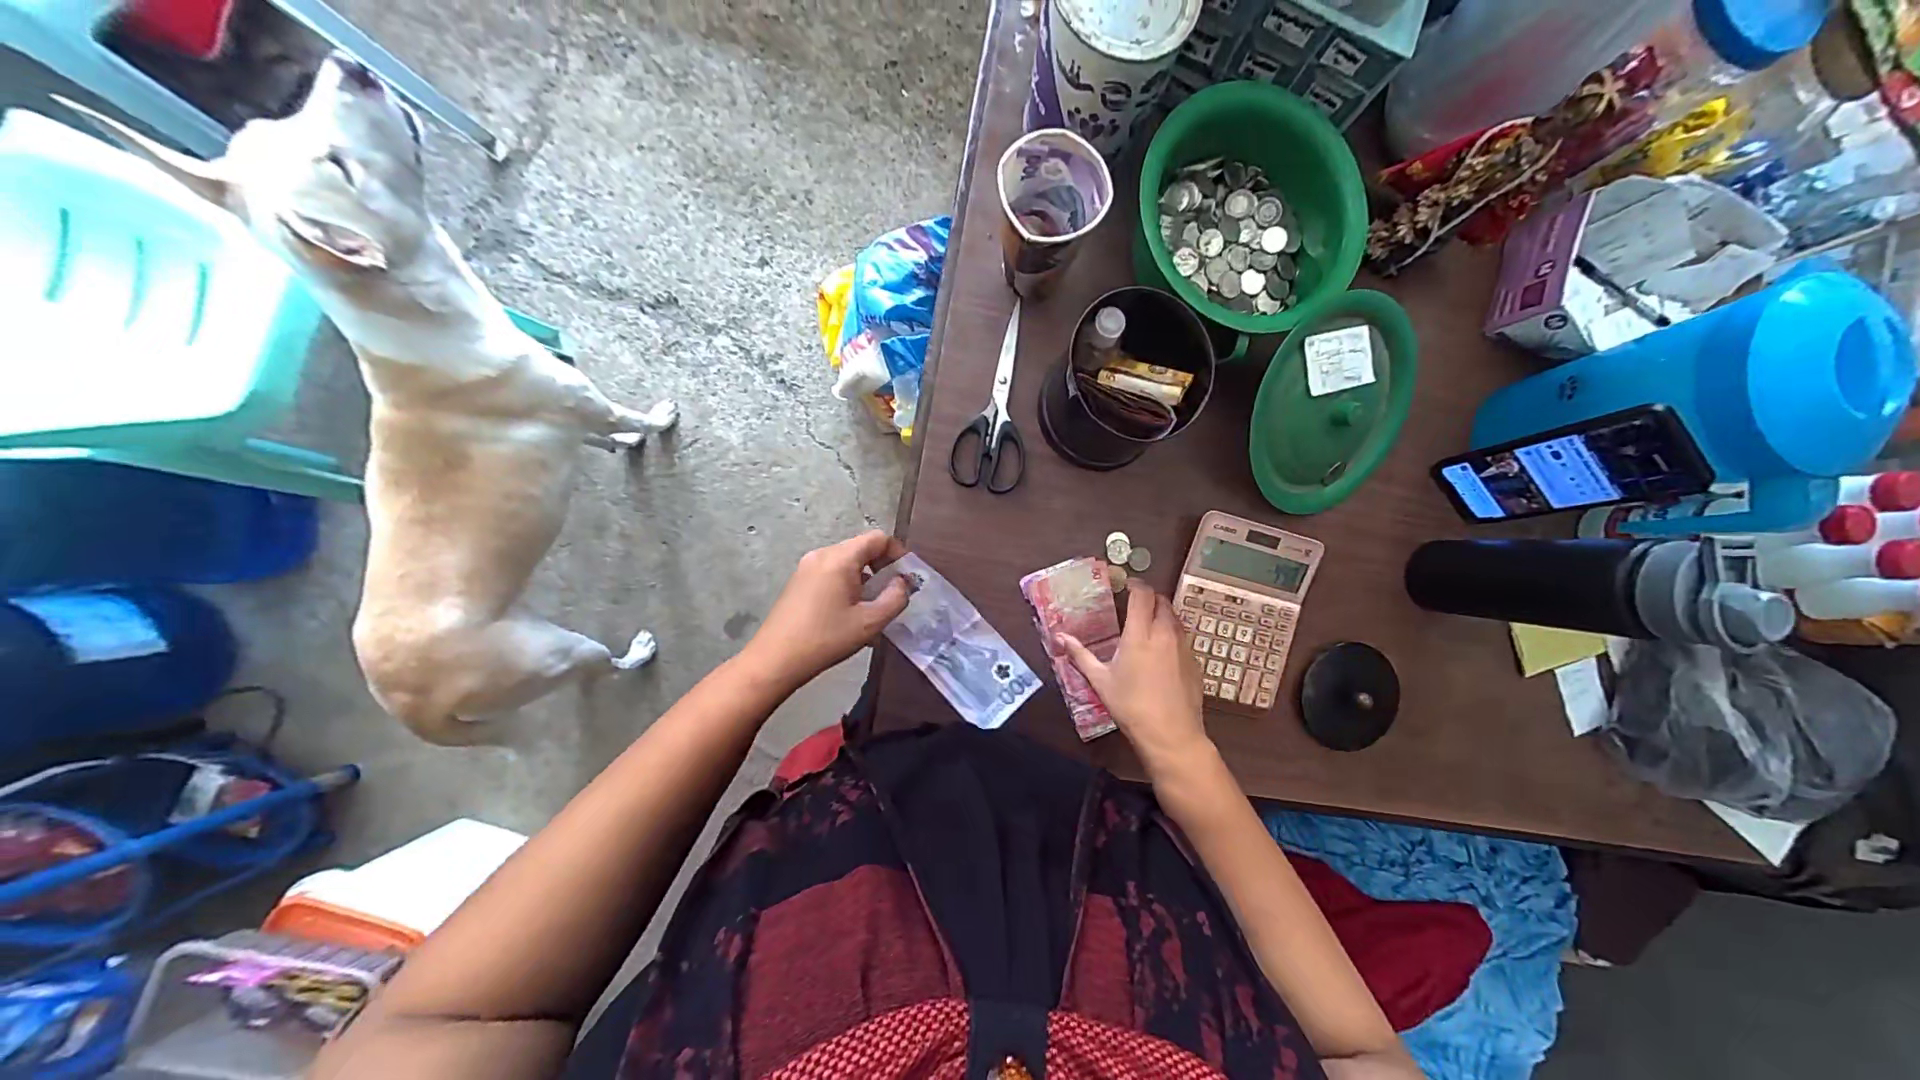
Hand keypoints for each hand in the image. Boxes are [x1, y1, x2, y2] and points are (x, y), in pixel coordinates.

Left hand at [743, 531, 912, 689]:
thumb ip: (895, 598)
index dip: (897, 553)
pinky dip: (847, 584)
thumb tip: (903, 583)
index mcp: (839, 558)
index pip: (877, 538)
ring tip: (872, 607)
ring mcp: (806, 567)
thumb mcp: (870, 622)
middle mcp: (821, 555)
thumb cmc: (826, 639)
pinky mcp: (798, 582)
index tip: (907, 577)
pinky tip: (849, 612)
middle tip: (893, 594)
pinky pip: (831, 573)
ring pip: (846, 562)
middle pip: (861, 548)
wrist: (776, 659)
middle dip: (882, 567)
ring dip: (865, 578)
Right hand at [1058, 579, 1210, 772]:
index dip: (1135, 584)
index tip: (1126, 585)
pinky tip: (1160, 651)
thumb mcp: (1100, 680)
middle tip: (1133, 604)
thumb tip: (1060, 637)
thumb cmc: (1131, 706)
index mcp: (1140, 633)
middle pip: (1162, 601)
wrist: (1171, 734)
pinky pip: (1183, 637)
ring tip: (1146, 625)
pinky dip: (1171, 633)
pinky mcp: (1194, 662)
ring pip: (1175, 617)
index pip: (1142, 594)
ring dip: (1161, 614)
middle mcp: (1165, 633)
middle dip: (1148, 597)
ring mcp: (1183, 647)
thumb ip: (1080, 655)